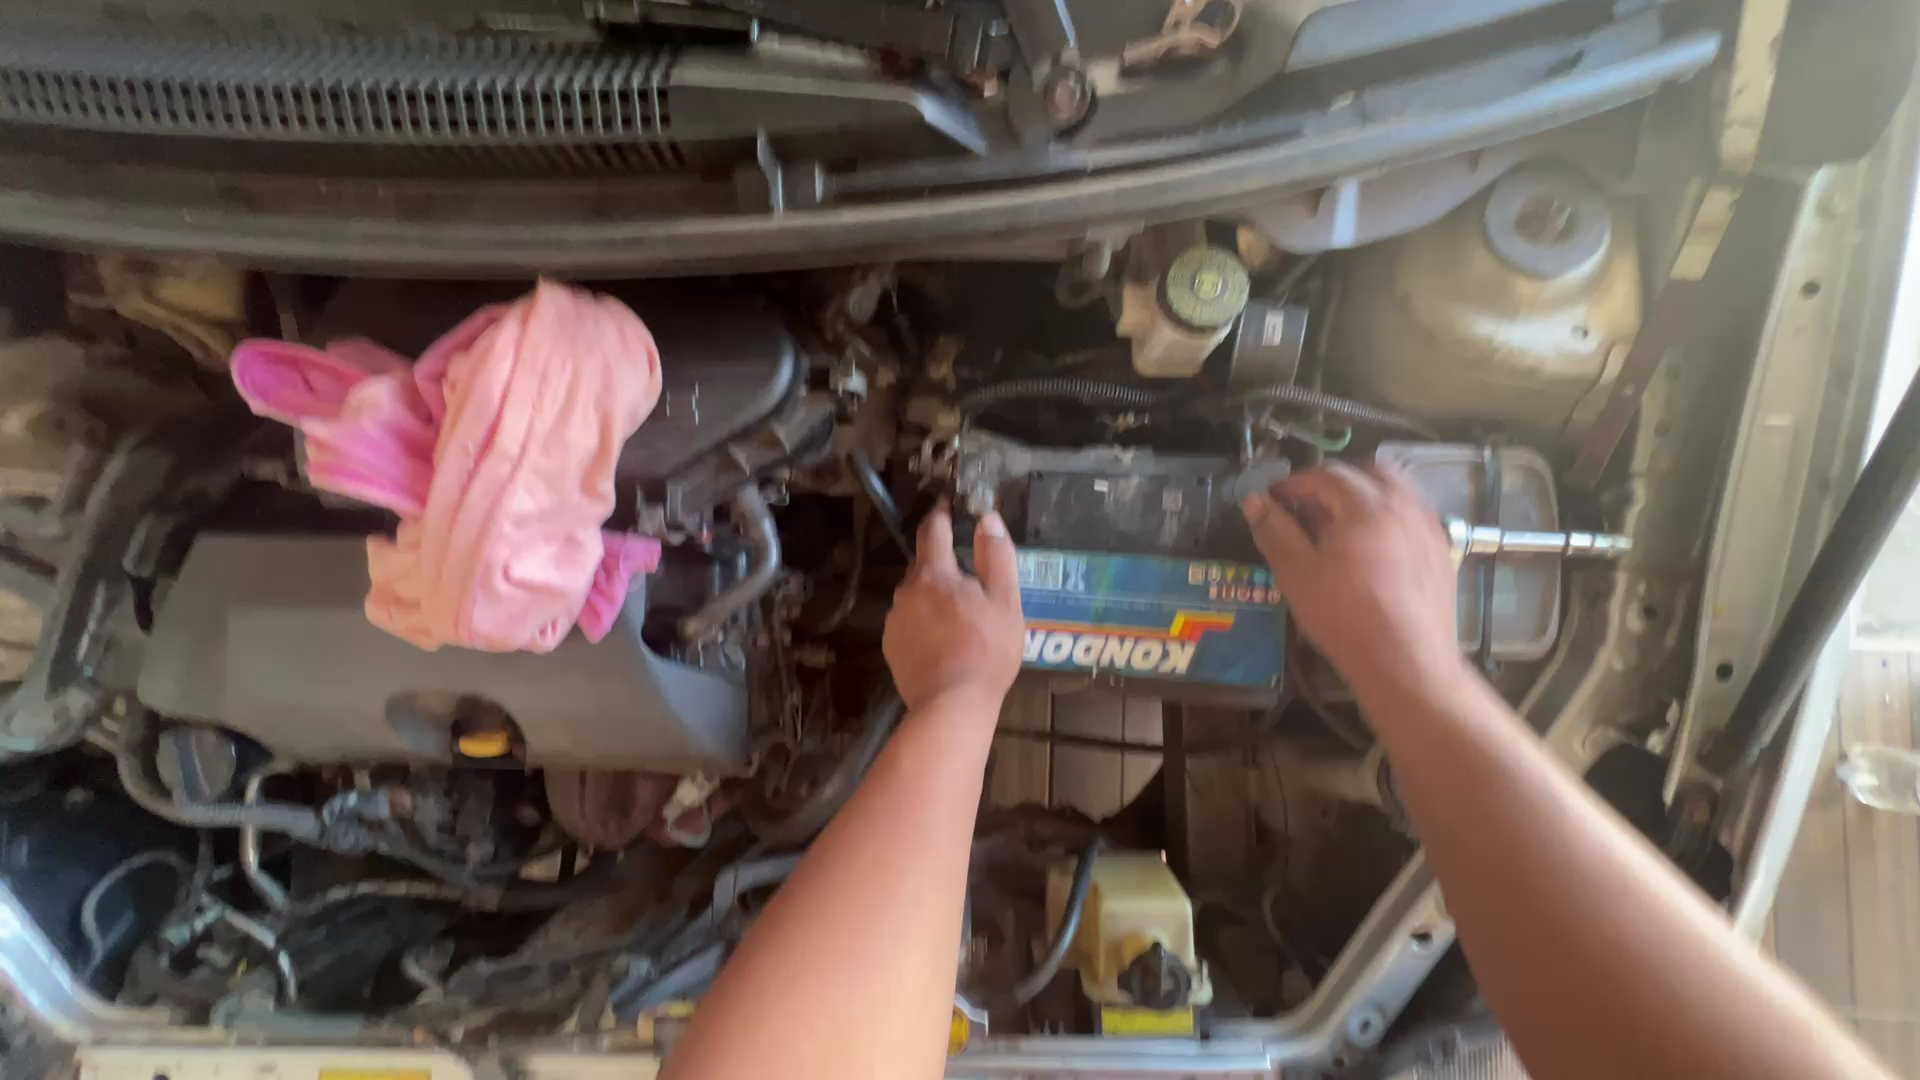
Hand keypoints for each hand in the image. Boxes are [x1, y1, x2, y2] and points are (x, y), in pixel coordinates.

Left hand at [883, 504, 1025, 712]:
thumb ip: (996, 556)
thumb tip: (988, 519)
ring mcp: (895, 620)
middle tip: (967, 573)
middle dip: (942, 562)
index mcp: (934, 574)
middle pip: (923, 564)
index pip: (933, 530)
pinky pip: (908, 622)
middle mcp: (906, 591)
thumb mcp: (1005, 601)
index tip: (947, 504)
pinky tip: (942, 639)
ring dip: (932, 595)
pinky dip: (923, 621)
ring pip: (915, 595)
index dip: (941, 514)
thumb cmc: (986, 650)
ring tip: (957, 612)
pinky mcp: (891, 646)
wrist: (951, 705)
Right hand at [1241, 463, 1463, 690]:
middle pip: (1369, 471)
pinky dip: (1386, 518)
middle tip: (1308, 506)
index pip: (1325, 475)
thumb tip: (1254, 501)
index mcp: (1366, 504)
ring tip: (1338, 527)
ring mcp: (1429, 527)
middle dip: (1334, 481)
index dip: (1293, 484)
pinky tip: (1369, 549)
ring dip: (1363, 497)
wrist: (1405, 661)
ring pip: (1395, 491)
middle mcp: (1404, 505)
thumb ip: (1273, 530)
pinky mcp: (1442, 551)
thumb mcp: (1294, 572)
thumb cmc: (1342, 614)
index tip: (1272, 501)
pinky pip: (1411, 516)